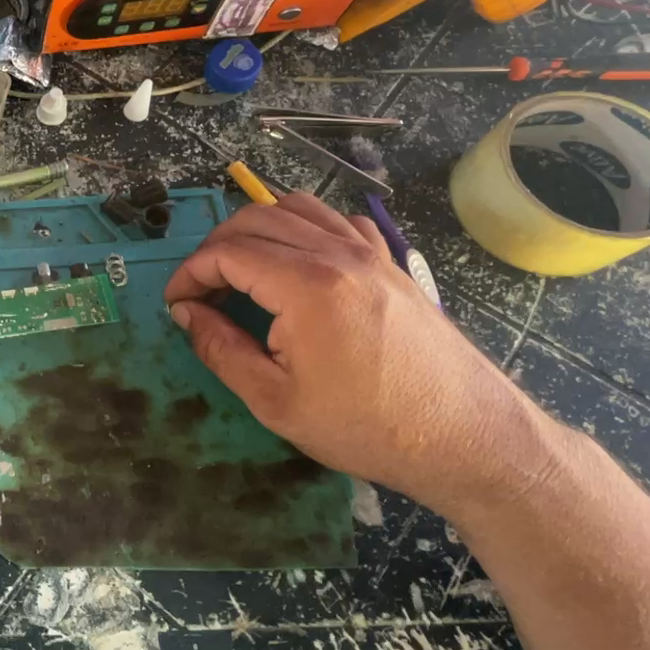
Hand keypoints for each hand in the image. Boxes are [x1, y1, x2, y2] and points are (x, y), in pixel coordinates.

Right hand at [164, 195, 550, 513]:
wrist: (472, 441)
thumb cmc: (367, 427)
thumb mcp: (274, 401)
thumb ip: (219, 349)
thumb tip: (186, 313)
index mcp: (306, 285)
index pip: (226, 253)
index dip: (189, 274)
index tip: (177, 305)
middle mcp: (338, 253)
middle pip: (255, 219)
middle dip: (214, 249)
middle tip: (201, 292)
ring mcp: (371, 253)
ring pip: (296, 208)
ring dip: (255, 231)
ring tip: (241, 272)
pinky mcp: (393, 264)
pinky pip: (337, 221)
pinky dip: (303, 228)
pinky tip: (297, 263)